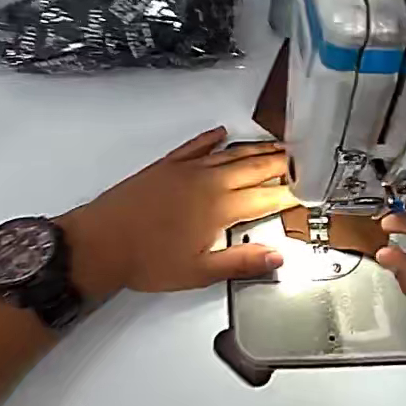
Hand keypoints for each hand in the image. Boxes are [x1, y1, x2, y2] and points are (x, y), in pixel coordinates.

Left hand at [59, 127, 297, 300]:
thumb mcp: (198, 272)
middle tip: (300, 160)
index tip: (304, 192)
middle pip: (253, 167)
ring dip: (255, 149)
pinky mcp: (167, 166)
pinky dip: (211, 138)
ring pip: (230, 153)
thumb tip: (276, 257)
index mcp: (219, 208)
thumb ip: (241, 262)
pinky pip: (196, 145)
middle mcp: (207, 182)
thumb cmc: (145, 259)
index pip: (265, 197)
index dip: (288, 194)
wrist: (100, 242)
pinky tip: (222, 133)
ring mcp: (187, 170)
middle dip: (280, 163)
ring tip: (275, 147)